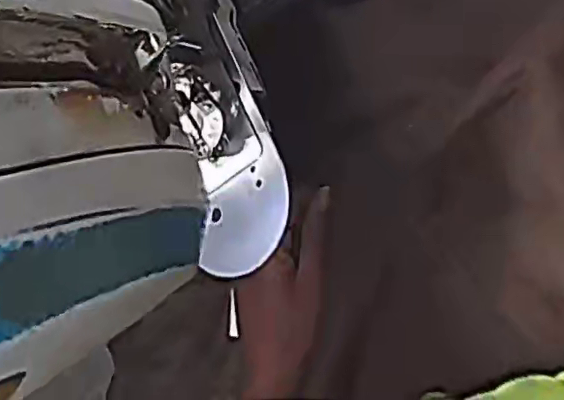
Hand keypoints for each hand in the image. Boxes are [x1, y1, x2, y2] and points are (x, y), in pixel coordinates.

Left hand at [236, 187, 330, 398]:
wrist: (273, 371)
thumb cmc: (293, 331)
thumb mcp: (312, 275)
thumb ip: (316, 232)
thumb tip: (322, 198)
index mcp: (262, 244)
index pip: (281, 200)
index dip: (302, 193)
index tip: (318, 191)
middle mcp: (246, 248)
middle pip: (270, 212)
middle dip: (293, 207)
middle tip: (315, 210)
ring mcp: (241, 261)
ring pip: (265, 227)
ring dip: (285, 223)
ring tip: (306, 233)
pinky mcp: (241, 273)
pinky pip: (260, 243)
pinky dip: (276, 241)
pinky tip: (290, 254)